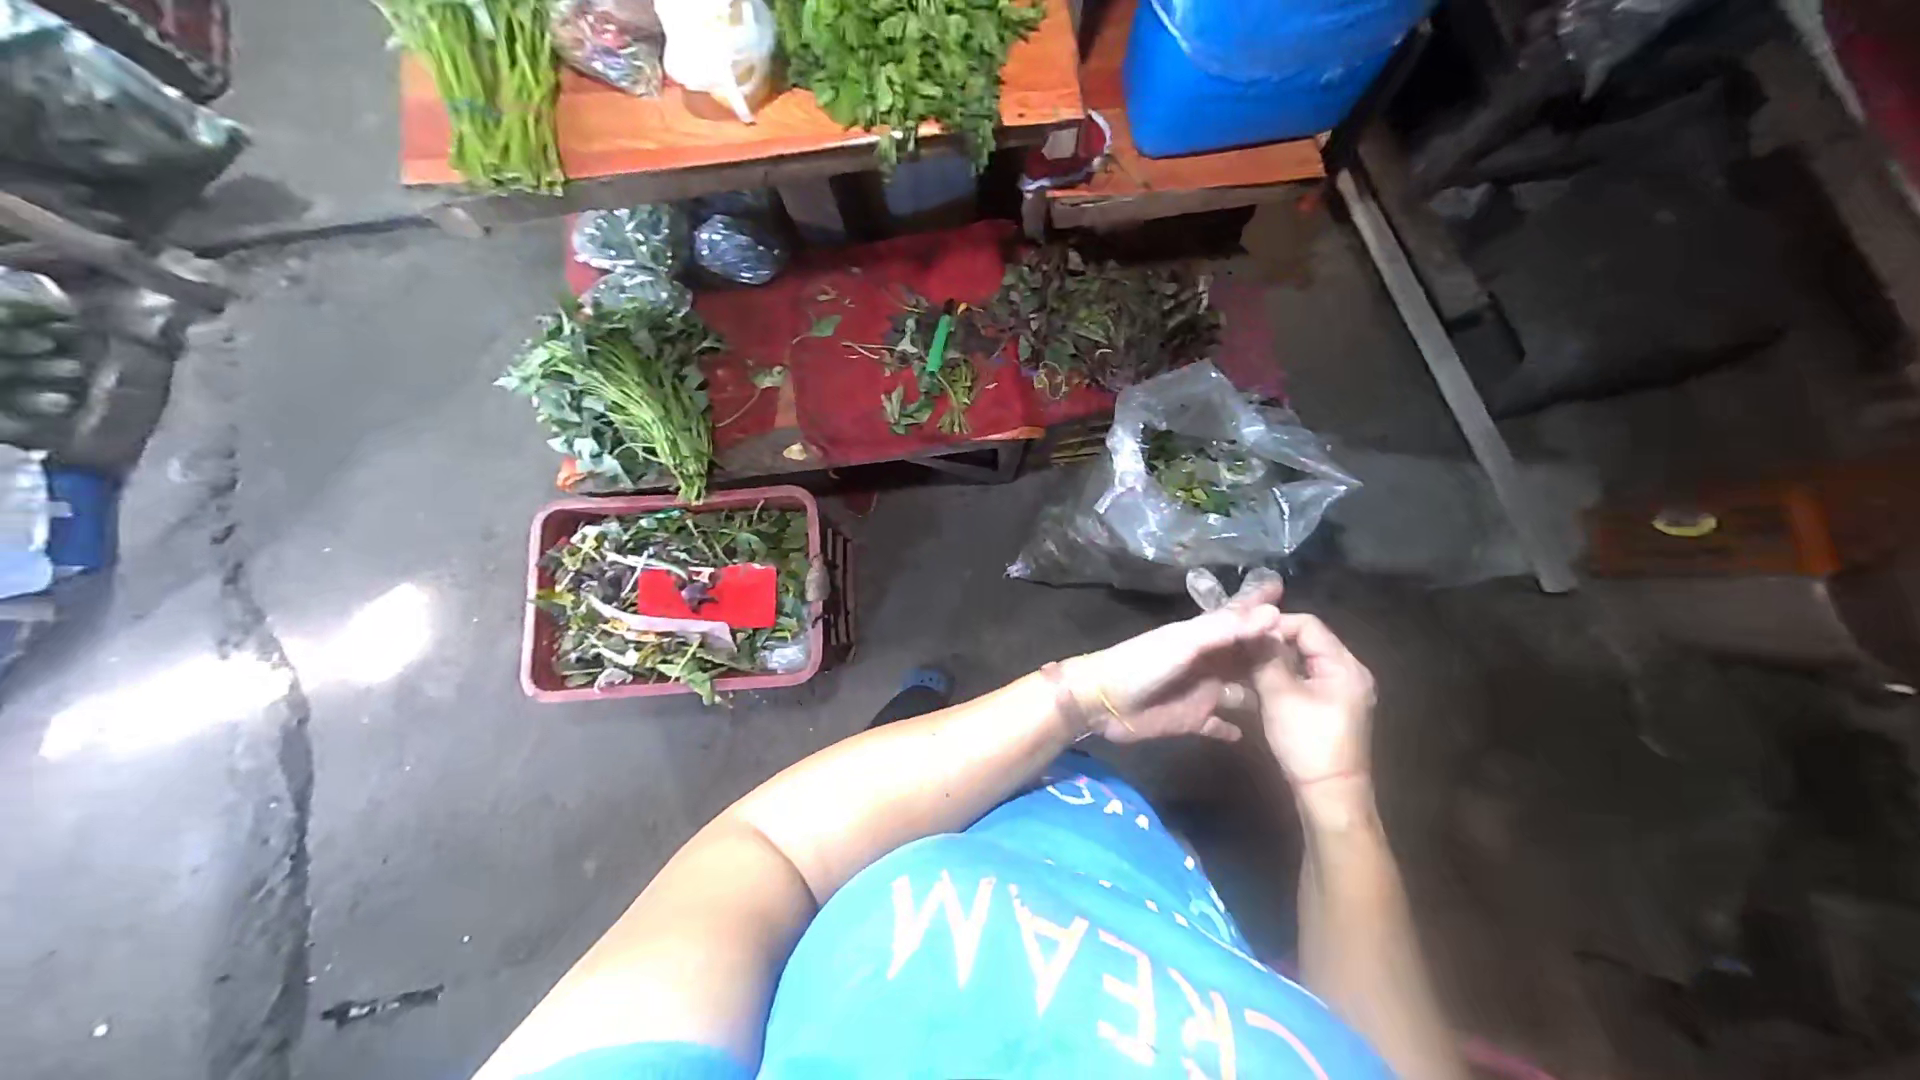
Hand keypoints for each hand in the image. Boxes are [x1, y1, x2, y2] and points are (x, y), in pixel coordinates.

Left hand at [1060, 579, 1283, 744]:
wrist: (1103, 702)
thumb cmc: (1142, 665)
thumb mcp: (1185, 643)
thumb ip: (1226, 629)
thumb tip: (1273, 612)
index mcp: (1203, 638)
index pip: (1238, 618)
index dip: (1259, 607)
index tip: (1287, 593)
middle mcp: (1207, 663)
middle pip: (1245, 657)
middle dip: (1271, 654)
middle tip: (1312, 657)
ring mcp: (1201, 693)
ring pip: (1240, 691)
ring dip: (1261, 693)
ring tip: (1297, 699)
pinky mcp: (1193, 721)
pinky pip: (1219, 725)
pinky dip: (1233, 728)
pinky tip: (1254, 735)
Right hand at [1250, 613, 1375, 791]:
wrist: (1329, 793)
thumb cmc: (1306, 741)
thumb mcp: (1279, 695)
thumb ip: (1265, 657)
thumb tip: (1250, 628)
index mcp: (1344, 665)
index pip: (1308, 624)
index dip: (1274, 624)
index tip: (1242, 632)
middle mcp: (1349, 671)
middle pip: (1307, 639)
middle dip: (1272, 640)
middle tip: (1239, 646)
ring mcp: (1343, 689)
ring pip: (1304, 658)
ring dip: (1275, 658)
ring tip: (1244, 662)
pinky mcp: (1333, 704)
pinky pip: (1307, 676)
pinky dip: (1284, 674)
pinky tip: (1259, 681)